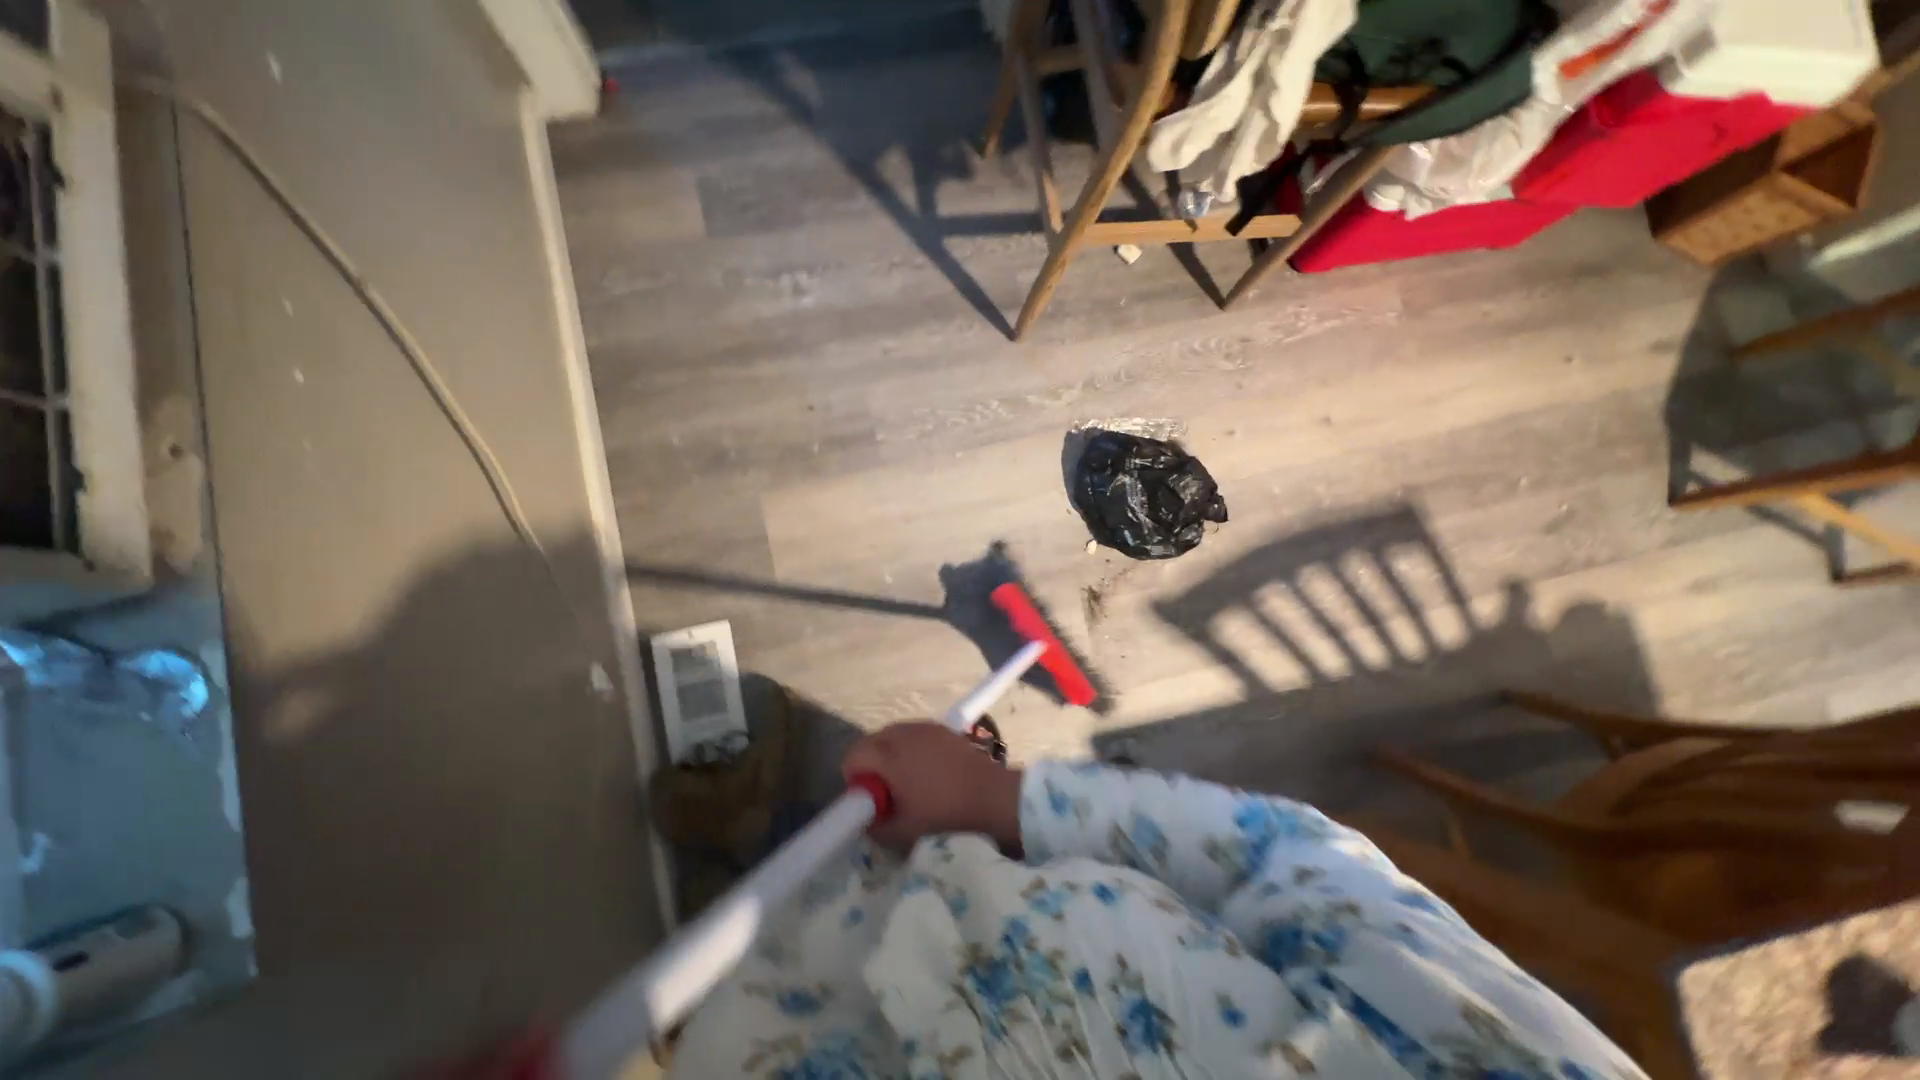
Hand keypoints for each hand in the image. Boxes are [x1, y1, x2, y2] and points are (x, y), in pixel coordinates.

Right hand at [841, 722, 1022, 852]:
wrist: (991, 795)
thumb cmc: (945, 812)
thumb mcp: (905, 829)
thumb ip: (877, 827)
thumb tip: (865, 821)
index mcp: (889, 756)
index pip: (853, 756)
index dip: (853, 777)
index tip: (865, 797)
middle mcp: (903, 734)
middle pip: (870, 742)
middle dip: (869, 763)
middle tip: (882, 790)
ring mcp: (923, 727)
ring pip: (891, 735)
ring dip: (888, 753)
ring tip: (903, 779)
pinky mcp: (940, 728)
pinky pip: (912, 733)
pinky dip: (908, 747)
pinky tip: (924, 769)